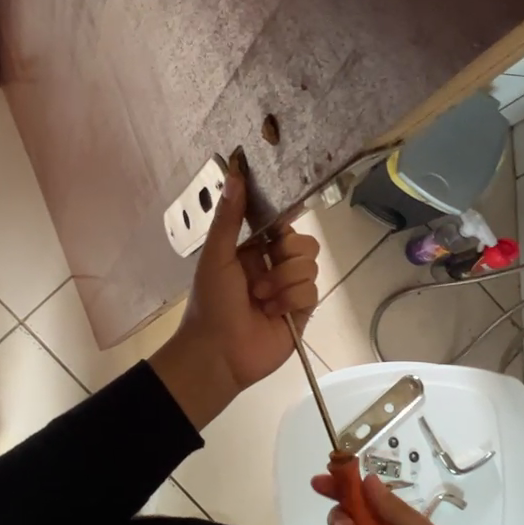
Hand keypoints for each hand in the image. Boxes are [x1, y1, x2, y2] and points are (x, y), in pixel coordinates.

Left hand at [150, 164, 320, 428]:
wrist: (218, 353)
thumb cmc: (211, 302)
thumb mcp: (216, 255)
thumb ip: (230, 216)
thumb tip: (235, 171)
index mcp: (252, 250)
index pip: (281, 223)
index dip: (286, 219)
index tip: (285, 219)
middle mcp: (273, 266)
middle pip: (303, 242)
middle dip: (286, 253)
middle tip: (263, 268)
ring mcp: (289, 290)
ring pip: (310, 265)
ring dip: (283, 280)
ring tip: (261, 298)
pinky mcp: (301, 312)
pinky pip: (312, 290)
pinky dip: (290, 300)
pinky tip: (272, 313)